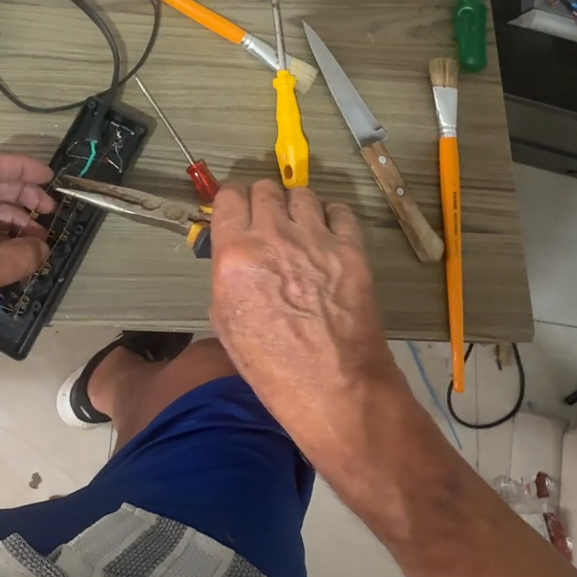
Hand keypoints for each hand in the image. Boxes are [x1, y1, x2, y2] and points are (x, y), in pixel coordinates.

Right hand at [208, 182, 398, 441]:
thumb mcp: (224, 319)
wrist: (334, 388)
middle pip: (265, 188)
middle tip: (269, 222)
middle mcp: (272, 237)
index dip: (232, 201)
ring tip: (301, 230)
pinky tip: (328, 236)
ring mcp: (316, 240)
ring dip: (297, 208)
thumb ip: (226, 274)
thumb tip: (235, 252)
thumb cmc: (270, 365)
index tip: (237, 210)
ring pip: (302, 194)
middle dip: (263, 201)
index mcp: (234, 254)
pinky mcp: (351, 249)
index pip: (228, 197)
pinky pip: (339, 210)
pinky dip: (331, 217)